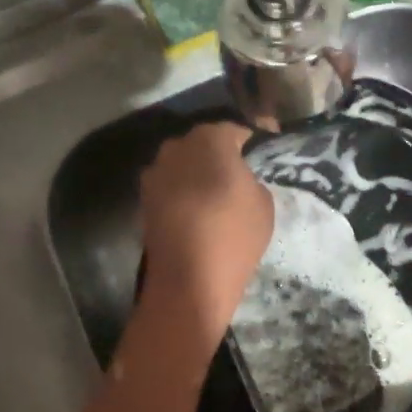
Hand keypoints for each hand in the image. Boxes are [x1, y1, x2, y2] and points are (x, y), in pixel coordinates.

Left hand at [139, 122, 273, 336]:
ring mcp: (155, 172)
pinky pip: (172, 186)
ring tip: (218, 194)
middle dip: (222, 154)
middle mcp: (177, 147)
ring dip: (200, 173)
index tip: (266, 151)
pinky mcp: (144, 198)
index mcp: (210, 139)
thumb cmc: (233, 236)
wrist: (188, 281)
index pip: (237, 130)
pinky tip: (199, 210)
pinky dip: (185, 192)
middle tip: (242, 174)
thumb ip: (251, 177)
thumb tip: (238, 175)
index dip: (254, 141)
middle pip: (205, 143)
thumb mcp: (263, 202)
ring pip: (185, 164)